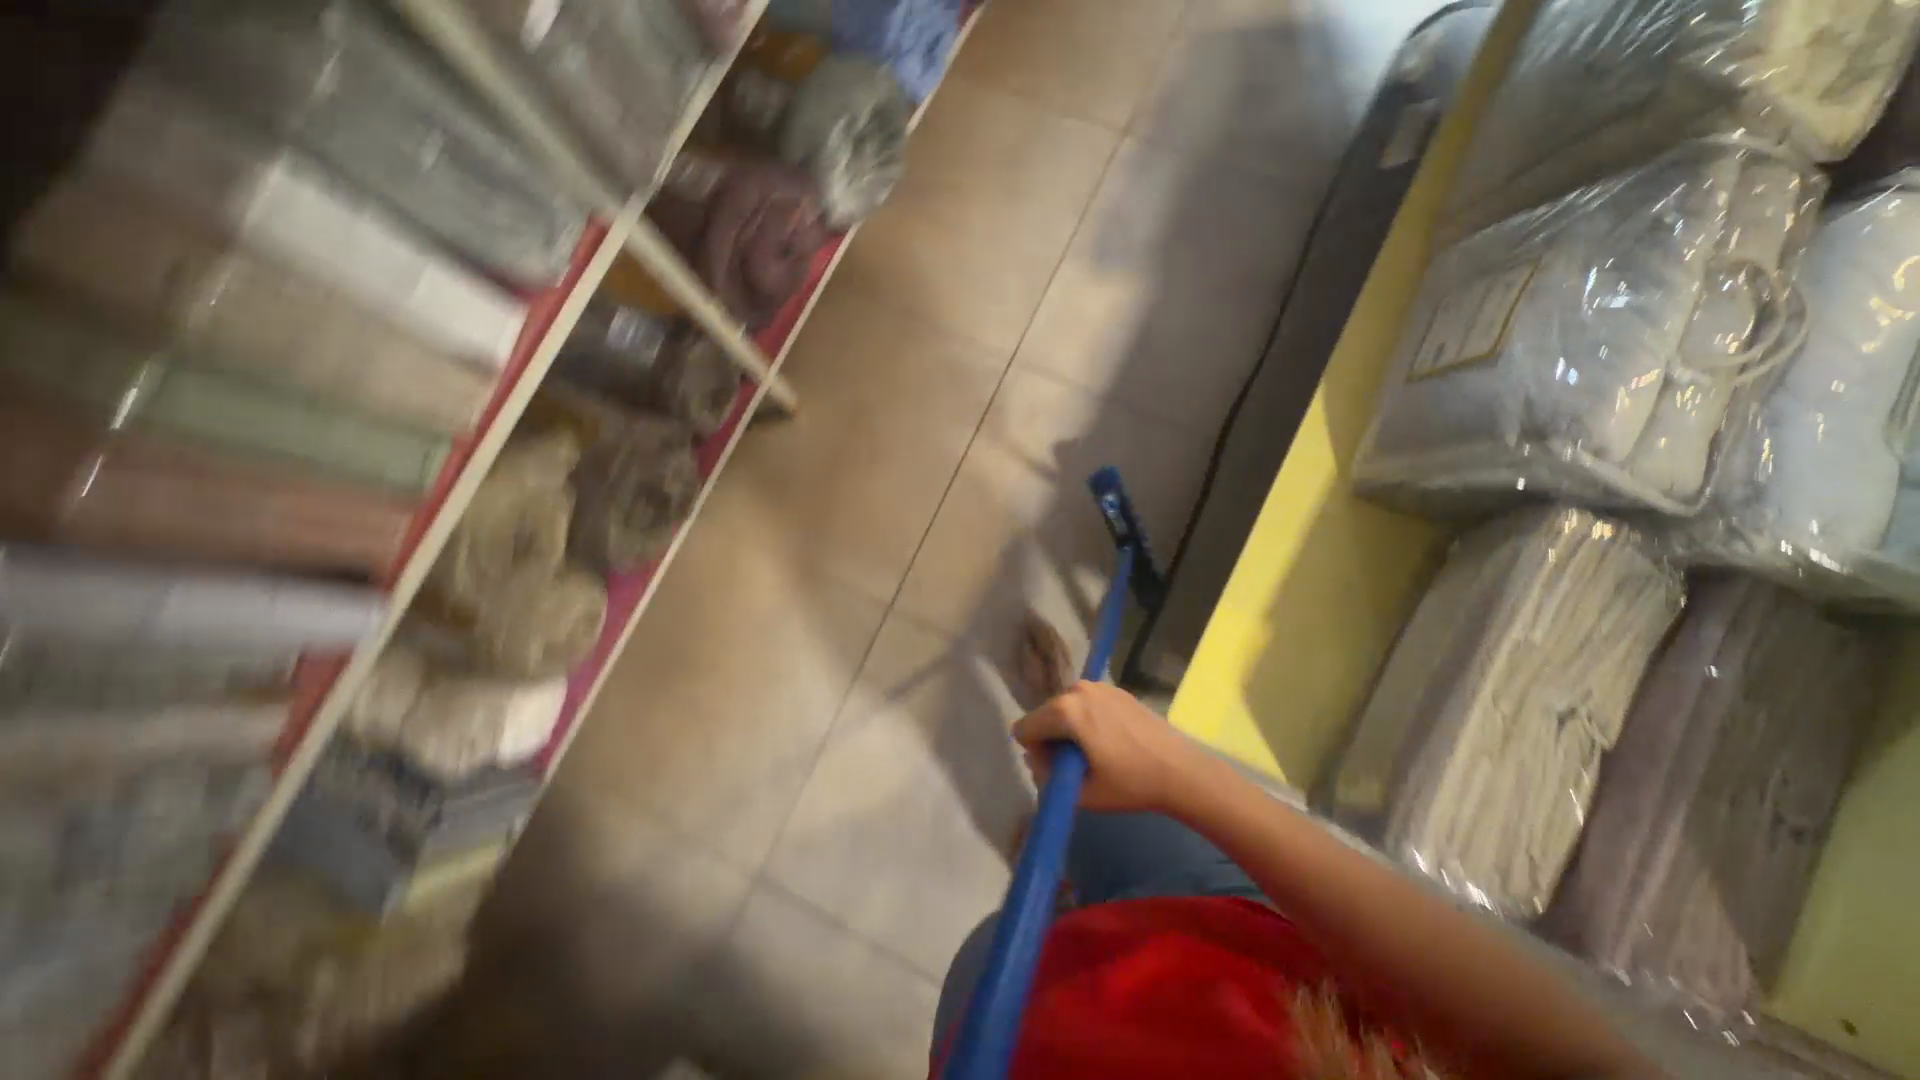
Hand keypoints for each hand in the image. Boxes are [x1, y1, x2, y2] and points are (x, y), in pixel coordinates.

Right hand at [1012, 681, 1211, 813]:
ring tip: (1096, 755)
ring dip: (1070, 731)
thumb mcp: (1081, 793)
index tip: (1060, 771)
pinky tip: (1111, 742)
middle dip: (1052, 741)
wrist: (1182, 771)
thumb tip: (1038, 762)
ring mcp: (1099, 686)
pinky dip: (1088, 721)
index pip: (1025, 728)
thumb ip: (1046, 778)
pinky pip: (1086, 705)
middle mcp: (1078, 689)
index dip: (1036, 754)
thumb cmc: (1130, 784)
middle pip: (1045, 716)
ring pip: (1065, 710)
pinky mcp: (1117, 690)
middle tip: (1077, 767)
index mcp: (1065, 711)